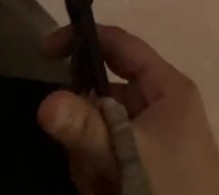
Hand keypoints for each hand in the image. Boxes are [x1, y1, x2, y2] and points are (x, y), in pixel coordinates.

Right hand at [37, 25, 218, 194]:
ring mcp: (152, 136)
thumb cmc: (174, 190)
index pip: (117, 43)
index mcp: (166, 87)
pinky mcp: (146, 163)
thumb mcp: (129, 158)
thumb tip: (44, 102)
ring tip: (99, 184)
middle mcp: (159, 104)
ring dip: (89, 154)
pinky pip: (107, 152)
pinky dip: (98, 172)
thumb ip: (86, 128)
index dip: (80, 39)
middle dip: (84, 122)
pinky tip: (104, 191)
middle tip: (78, 150)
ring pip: (100, 126)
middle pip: (102, 90)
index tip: (43, 53)